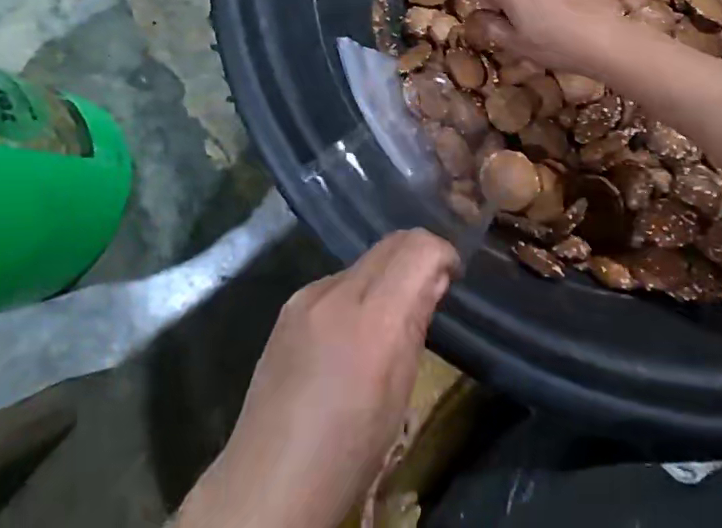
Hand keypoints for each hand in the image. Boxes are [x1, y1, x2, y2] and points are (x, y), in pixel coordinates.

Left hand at [173, 230, 458, 527]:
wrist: (270, 479)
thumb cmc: (350, 449)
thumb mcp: (400, 391)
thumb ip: (417, 323)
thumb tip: (436, 277)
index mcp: (373, 318)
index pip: (417, 247)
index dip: (442, 253)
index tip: (451, 278)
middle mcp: (337, 292)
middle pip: (390, 243)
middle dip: (417, 257)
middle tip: (429, 295)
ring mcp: (306, 295)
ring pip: (363, 262)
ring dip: (385, 277)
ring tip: (387, 325)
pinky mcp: (288, 306)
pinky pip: (335, 283)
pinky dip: (355, 295)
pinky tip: (349, 338)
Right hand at [477, 0, 634, 74]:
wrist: (608, 42)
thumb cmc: (555, 47)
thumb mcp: (517, 46)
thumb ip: (494, 29)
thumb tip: (480, 18)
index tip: (490, 15)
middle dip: (512, 2)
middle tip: (520, 29)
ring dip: (537, 4)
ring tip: (550, 30)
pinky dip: (560, 6)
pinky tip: (572, 27)